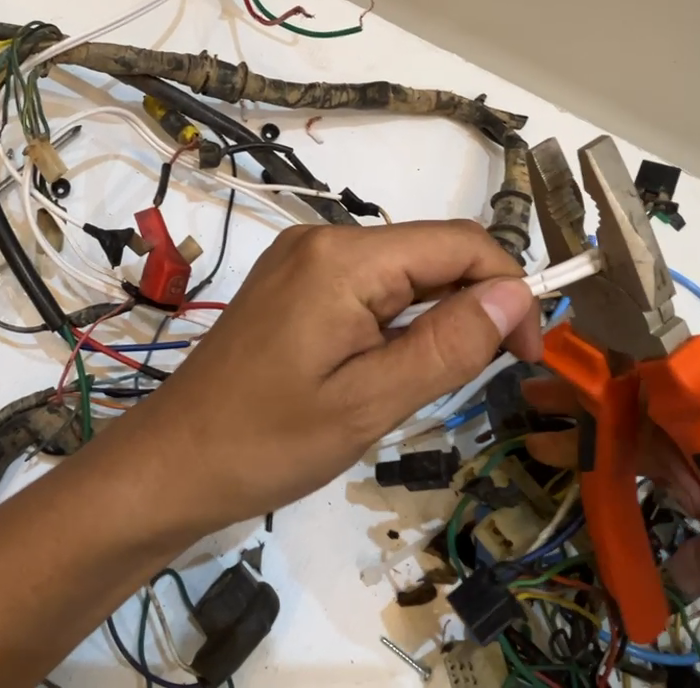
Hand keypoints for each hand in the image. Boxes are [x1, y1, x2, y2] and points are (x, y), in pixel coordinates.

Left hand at [99, 220, 541, 533]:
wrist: (176, 459)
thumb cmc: (270, 440)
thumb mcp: (371, 401)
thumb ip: (448, 344)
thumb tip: (515, 293)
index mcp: (343, 257)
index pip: (459, 242)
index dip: (508, 292)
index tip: (523, 359)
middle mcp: (321, 239)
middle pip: (429, 252)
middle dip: (470, 306)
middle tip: (472, 381)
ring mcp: (300, 258)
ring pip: (400, 271)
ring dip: (431, 317)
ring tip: (415, 382)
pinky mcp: (289, 282)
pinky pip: (365, 285)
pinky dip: (393, 320)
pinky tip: (380, 366)